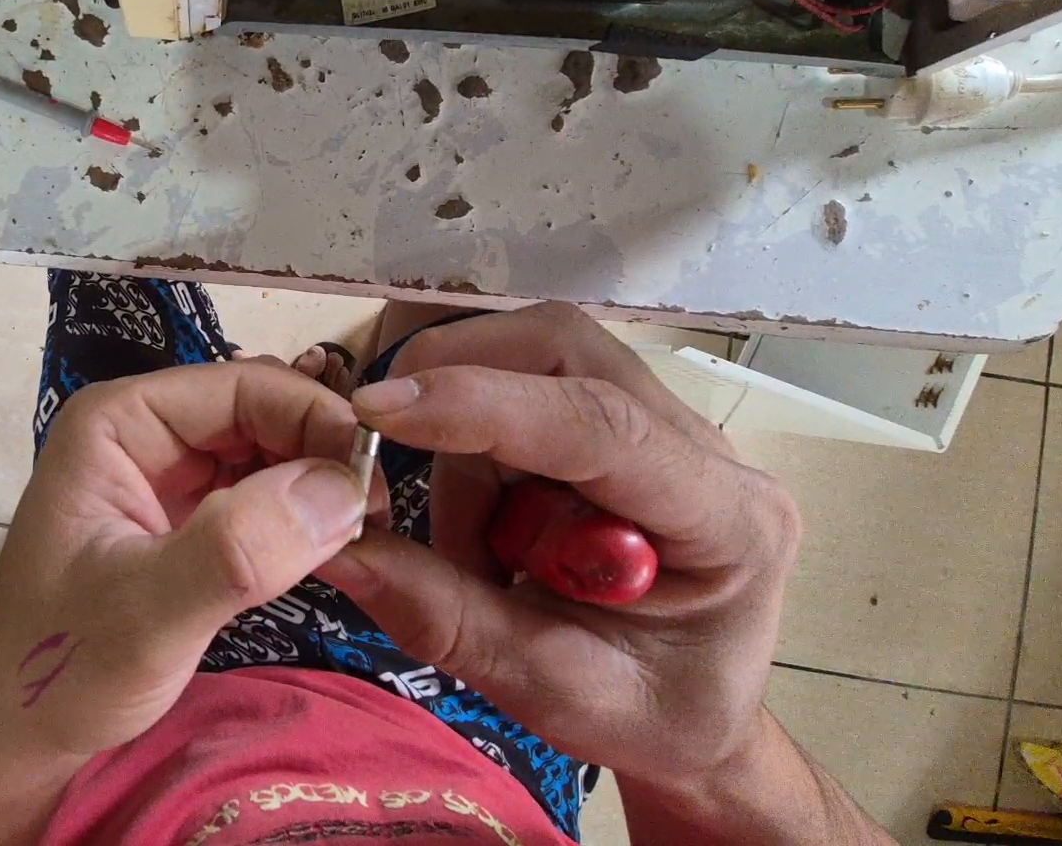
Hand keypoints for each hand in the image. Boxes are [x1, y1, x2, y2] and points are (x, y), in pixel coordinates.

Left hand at [0, 361, 382, 762]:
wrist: (19, 735)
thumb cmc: (62, 669)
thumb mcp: (147, 613)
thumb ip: (237, 547)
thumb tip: (340, 489)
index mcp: (119, 421)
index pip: (239, 387)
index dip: (314, 417)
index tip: (373, 481)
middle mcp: (143, 431)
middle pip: (257, 410)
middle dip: (318, 450)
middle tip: (373, 515)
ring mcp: (164, 472)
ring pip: (265, 449)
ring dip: (315, 482)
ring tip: (360, 532)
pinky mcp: (184, 516)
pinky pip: (258, 492)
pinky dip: (298, 513)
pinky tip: (327, 544)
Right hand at [318, 303, 800, 783]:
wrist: (689, 711)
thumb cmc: (645, 714)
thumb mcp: (549, 692)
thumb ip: (445, 619)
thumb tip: (339, 547)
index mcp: (723, 521)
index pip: (596, 423)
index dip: (478, 405)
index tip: (374, 411)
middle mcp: (696, 447)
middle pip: (561, 348)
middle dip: (458, 378)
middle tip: (387, 439)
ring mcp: (652, 422)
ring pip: (522, 361)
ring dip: (458, 437)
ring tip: (468, 545)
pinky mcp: (604, 419)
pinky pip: (508, 389)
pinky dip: (463, 444)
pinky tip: (482, 522)